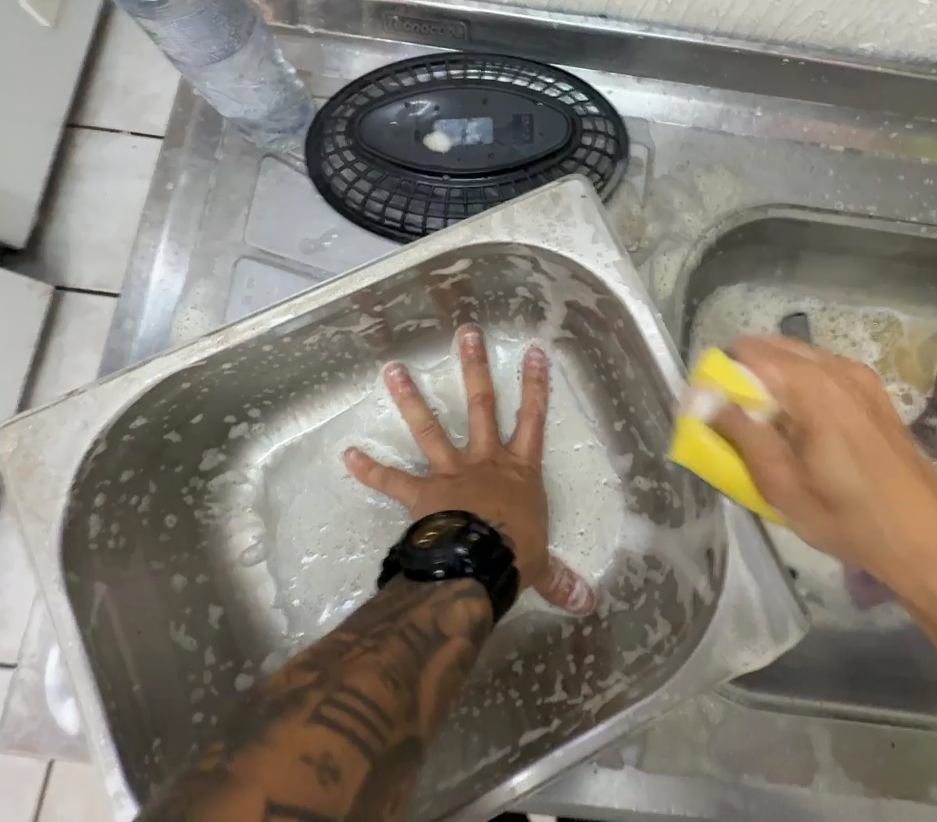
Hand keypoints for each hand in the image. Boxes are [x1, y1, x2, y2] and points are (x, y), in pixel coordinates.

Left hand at [344, 325, 595, 614]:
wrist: (477, 567)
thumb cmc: (514, 557)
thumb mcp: (540, 564)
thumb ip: (560, 578)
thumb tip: (587, 603)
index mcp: (519, 471)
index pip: (533, 420)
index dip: (536, 386)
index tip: (533, 352)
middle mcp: (485, 461)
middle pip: (482, 405)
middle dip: (475, 368)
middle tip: (466, 334)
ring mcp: (451, 472)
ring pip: (431, 428)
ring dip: (411, 398)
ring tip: (393, 368)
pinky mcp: (421, 492)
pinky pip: (392, 479)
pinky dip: (370, 469)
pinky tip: (348, 454)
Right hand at [712, 335, 936, 600]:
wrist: (924, 541)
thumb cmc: (847, 518)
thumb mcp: (781, 484)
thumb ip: (741, 433)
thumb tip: (704, 400)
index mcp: (813, 387)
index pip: (746, 353)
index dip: (717, 377)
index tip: (705, 410)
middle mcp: (837, 368)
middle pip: (770, 348)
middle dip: (740, 377)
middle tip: (729, 421)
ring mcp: (860, 378)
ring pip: (795, 358)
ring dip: (768, 383)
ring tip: (762, 429)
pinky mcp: (872, 393)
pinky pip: (819, 373)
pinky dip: (796, 388)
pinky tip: (798, 430)